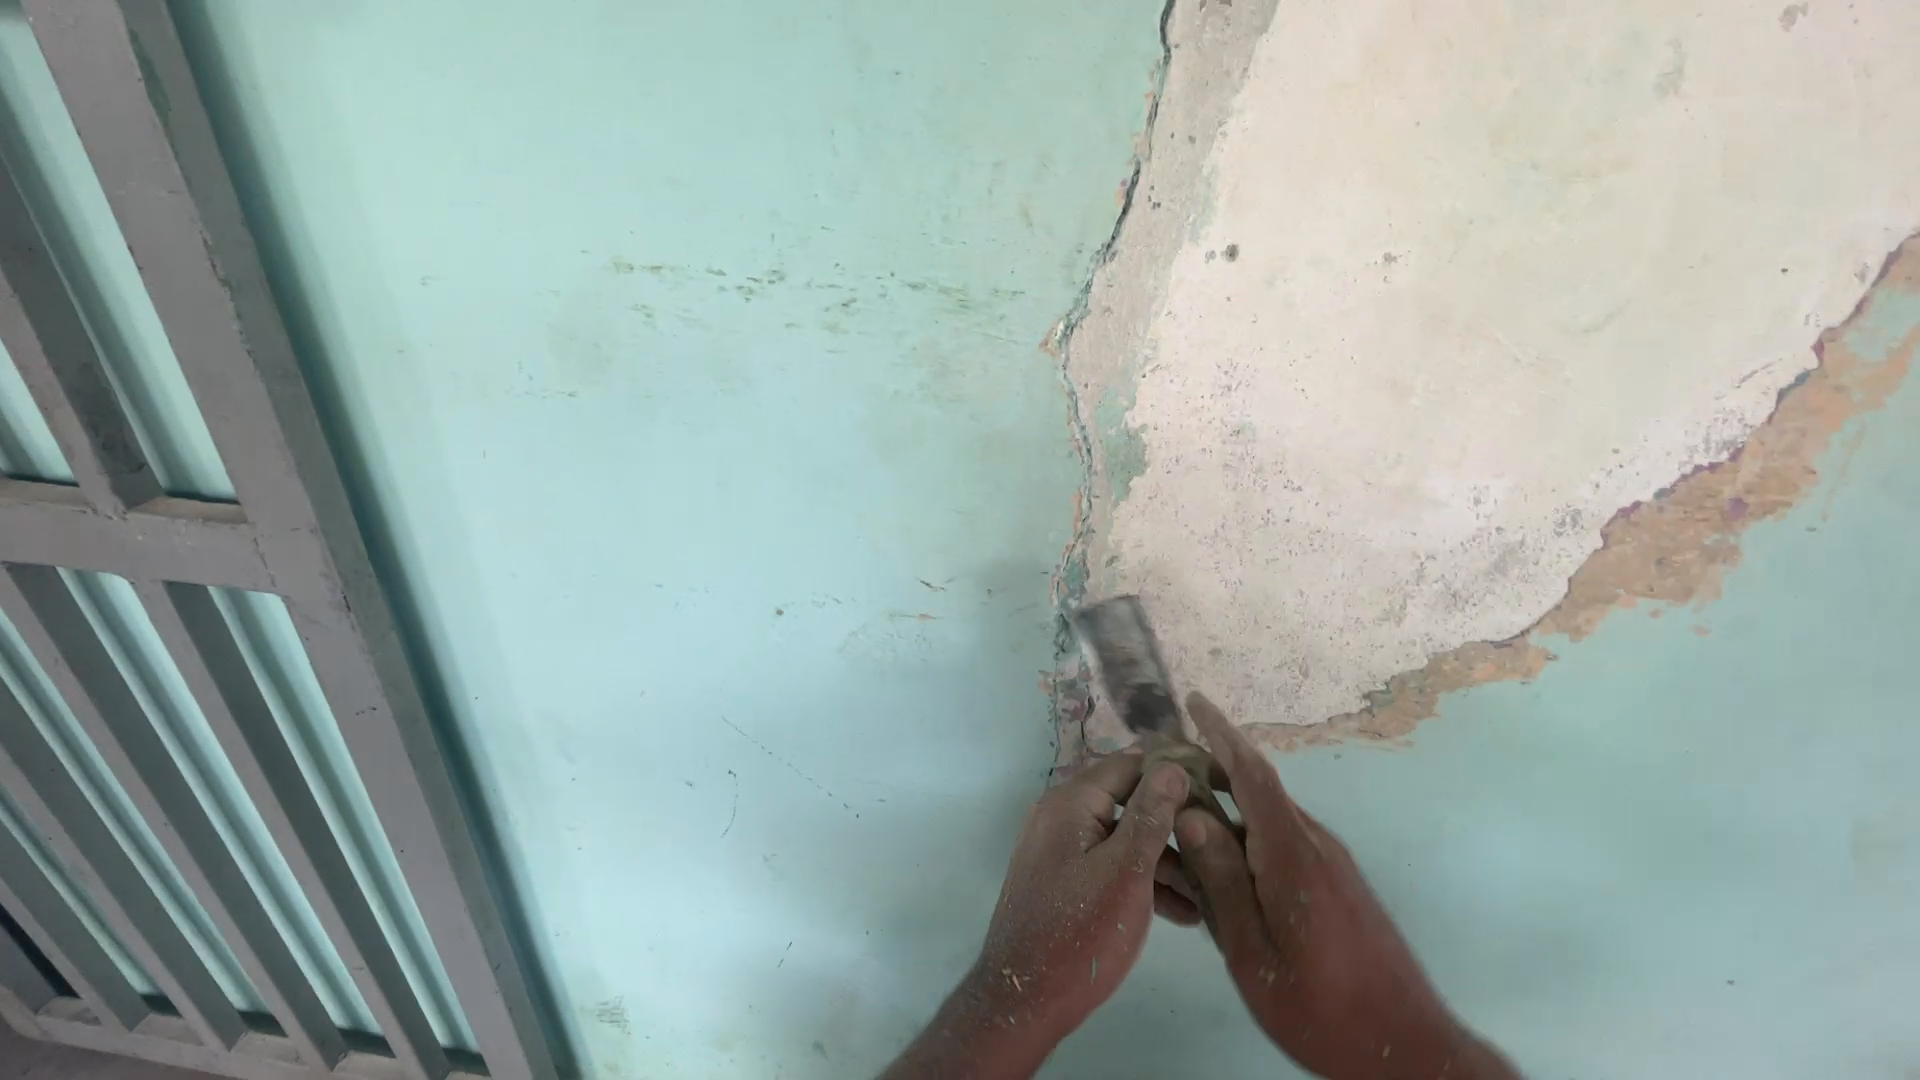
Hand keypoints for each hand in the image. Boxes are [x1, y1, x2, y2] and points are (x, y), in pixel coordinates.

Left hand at [879, 755, 1190, 1078]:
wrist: (1024, 1000)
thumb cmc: (1080, 932)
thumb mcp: (1126, 870)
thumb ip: (1150, 815)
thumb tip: (1172, 765)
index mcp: (1071, 801)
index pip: (1130, 764)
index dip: (1175, 771)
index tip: (1219, 785)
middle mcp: (1061, 814)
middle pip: (1129, 802)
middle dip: (1176, 824)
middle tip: (1221, 845)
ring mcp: (1061, 848)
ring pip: (1123, 839)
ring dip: (1166, 862)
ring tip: (1210, 894)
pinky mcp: (1065, 879)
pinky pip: (1110, 865)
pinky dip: (1142, 882)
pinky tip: (1184, 914)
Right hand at [1178, 692, 1519, 1079]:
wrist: (1406, 1051)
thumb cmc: (1320, 1006)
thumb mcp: (1252, 951)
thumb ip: (1221, 879)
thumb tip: (1190, 814)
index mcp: (1290, 853)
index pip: (1251, 773)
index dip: (1220, 732)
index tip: (1194, 700)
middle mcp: (1313, 844)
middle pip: (1257, 787)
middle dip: (1212, 765)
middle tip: (1165, 765)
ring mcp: (1329, 863)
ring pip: (1267, 816)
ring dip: (1227, 801)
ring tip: (1181, 810)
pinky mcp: (1335, 883)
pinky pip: (1280, 839)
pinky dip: (1245, 831)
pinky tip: (1221, 857)